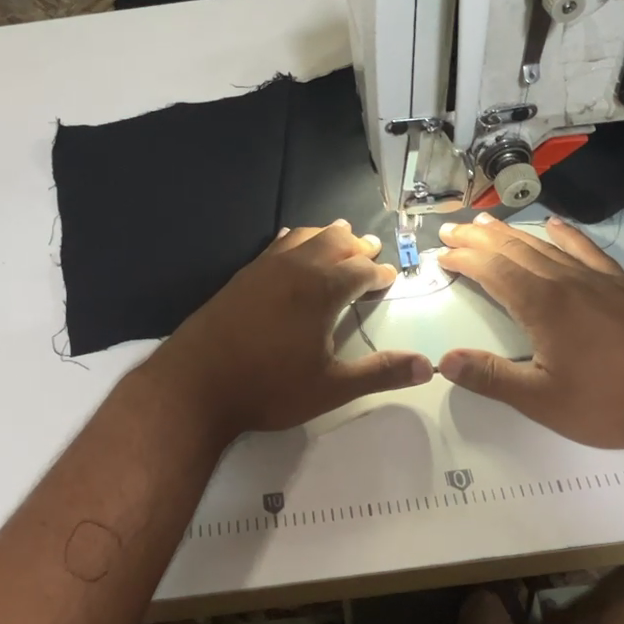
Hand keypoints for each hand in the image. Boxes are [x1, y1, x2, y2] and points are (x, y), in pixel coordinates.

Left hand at [143, 221, 433, 437]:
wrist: (195, 385)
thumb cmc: (268, 388)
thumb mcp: (331, 388)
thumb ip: (380, 374)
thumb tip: (428, 366)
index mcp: (322, 291)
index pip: (361, 271)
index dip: (380, 275)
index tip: (391, 279)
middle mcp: (295, 269)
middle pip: (334, 243)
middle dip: (356, 246)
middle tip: (371, 249)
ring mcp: (263, 269)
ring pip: (303, 238)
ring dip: (326, 236)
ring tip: (340, 235)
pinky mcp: (240, 277)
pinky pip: (275, 246)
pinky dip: (294, 241)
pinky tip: (290, 246)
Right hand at [435, 214, 623, 451]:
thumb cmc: (613, 403)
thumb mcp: (542, 400)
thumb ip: (491, 378)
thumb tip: (443, 360)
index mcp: (543, 305)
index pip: (493, 271)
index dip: (464, 259)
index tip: (440, 255)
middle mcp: (567, 282)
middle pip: (514, 250)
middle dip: (479, 238)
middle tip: (451, 229)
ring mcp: (598, 281)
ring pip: (546, 246)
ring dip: (513, 234)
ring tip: (488, 223)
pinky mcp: (623, 288)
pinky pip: (586, 250)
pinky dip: (566, 235)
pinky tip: (557, 226)